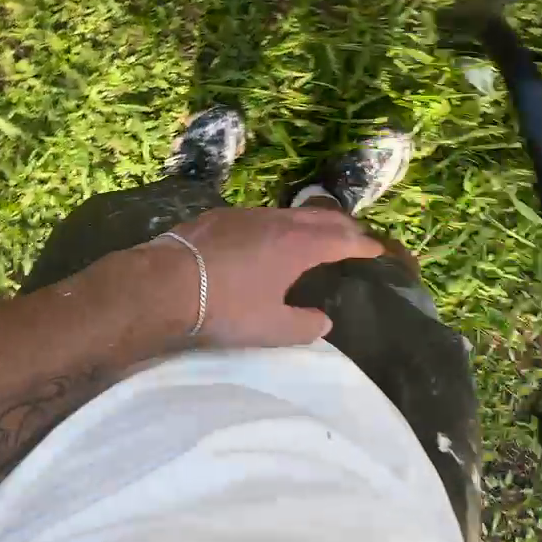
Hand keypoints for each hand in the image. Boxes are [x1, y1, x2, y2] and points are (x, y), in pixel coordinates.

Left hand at [155, 207, 382, 347]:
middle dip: (343, 226)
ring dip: (308, 223)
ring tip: (315, 237)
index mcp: (296, 245)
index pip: (342, 239)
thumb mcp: (271, 328)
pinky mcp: (218, 217)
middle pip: (319, 216)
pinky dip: (277, 226)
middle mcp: (275, 221)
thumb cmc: (224, 307)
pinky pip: (260, 217)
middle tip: (355, 238)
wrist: (164, 283)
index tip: (377, 250)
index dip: (364, 244)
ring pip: (287, 213)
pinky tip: (267, 240)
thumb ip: (304, 325)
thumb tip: (323, 319)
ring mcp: (245, 214)